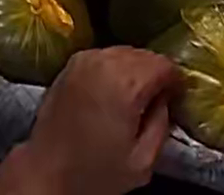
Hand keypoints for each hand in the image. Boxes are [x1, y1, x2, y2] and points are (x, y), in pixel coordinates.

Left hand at [0, 47, 180, 194]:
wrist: (45, 171)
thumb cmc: (95, 172)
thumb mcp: (141, 162)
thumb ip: (162, 124)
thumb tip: (166, 100)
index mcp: (127, 82)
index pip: (164, 65)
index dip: (176, 80)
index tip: (178, 96)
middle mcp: (107, 60)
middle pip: (145, 55)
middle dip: (155, 73)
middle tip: (158, 98)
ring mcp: (88, 57)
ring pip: (125, 51)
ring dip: (135, 68)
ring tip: (134, 95)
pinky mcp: (73, 61)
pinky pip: (105, 55)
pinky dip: (114, 66)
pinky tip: (112, 90)